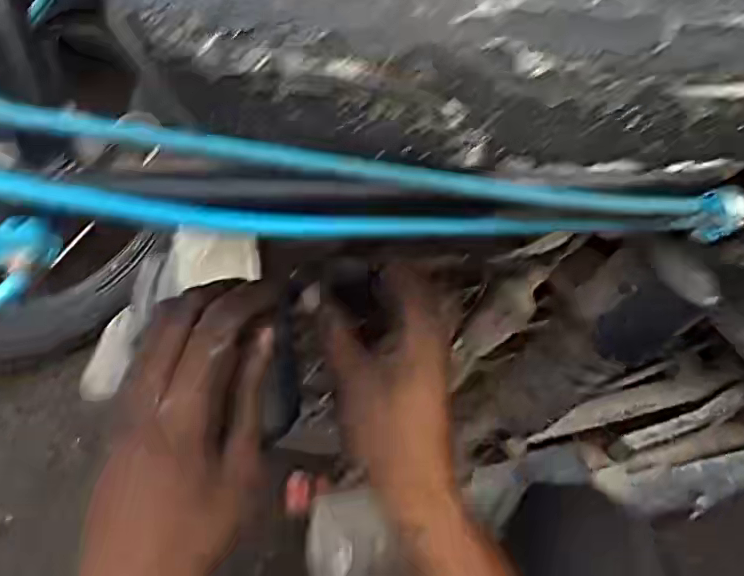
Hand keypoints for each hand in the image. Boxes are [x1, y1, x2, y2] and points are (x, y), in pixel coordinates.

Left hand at [78, 281, 278, 575]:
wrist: (127, 575)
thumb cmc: (196, 532)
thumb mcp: (241, 475)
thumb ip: (250, 397)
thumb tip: (265, 335)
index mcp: (180, 410)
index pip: (213, 328)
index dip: (246, 299)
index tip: (274, 289)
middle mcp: (145, 388)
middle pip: (179, 311)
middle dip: (220, 290)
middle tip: (255, 291)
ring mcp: (124, 392)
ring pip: (158, 322)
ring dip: (196, 302)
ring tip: (233, 305)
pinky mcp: (116, 400)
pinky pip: (147, 342)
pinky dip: (177, 323)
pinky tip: (200, 335)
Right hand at [318, 265, 459, 519]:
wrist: (415, 484)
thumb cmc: (385, 430)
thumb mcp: (350, 373)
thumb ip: (331, 327)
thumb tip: (311, 293)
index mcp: (422, 325)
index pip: (400, 269)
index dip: (367, 260)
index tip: (336, 260)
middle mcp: (432, 330)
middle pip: (402, 284)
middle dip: (366, 277)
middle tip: (332, 277)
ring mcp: (430, 348)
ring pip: (401, 305)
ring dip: (370, 297)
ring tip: (334, 296)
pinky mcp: (422, 365)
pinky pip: (401, 324)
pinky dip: (377, 317)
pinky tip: (350, 326)